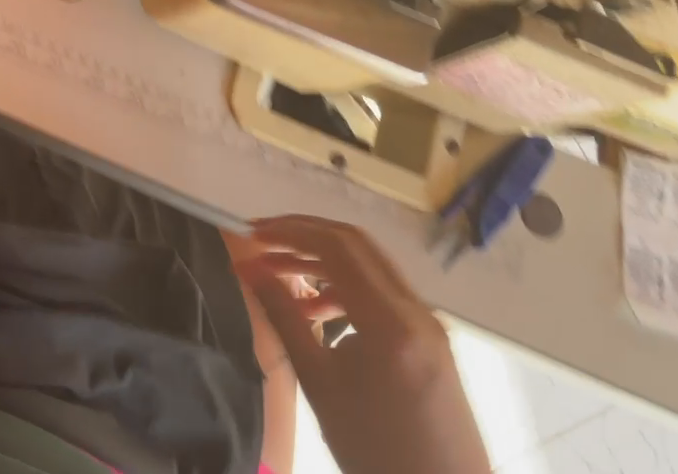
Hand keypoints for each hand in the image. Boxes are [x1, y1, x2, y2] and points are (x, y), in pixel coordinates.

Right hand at [239, 215, 489, 473]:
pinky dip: (344, 285)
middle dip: (304, 234)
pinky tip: (315, 308)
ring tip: (278, 273)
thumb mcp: (318, 380)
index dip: (290, 230)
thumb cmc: (373, 446)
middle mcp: (416, 312)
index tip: (250, 233)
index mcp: (390, 321)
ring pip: (369, 266)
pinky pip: (383, 293)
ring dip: (322, 259)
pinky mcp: (430, 340)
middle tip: (261, 239)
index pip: (337, 247)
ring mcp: (428, 325)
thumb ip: (283, 315)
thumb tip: (247, 268)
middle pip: (356, 245)